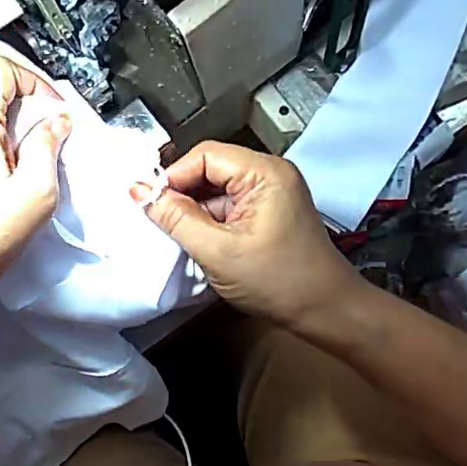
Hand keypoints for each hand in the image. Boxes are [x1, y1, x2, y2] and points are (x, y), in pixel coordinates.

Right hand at [133, 141, 362, 327]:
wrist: (325, 310)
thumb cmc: (283, 283)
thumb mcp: (218, 251)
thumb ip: (176, 219)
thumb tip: (141, 192)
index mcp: (265, 173)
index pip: (205, 155)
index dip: (174, 177)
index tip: (151, 202)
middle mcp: (271, 174)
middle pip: (210, 168)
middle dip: (183, 194)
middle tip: (163, 222)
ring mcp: (272, 193)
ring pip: (217, 189)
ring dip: (196, 211)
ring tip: (185, 238)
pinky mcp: (269, 212)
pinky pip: (230, 205)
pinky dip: (211, 222)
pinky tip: (203, 243)